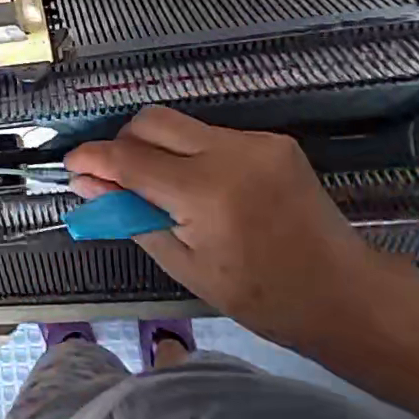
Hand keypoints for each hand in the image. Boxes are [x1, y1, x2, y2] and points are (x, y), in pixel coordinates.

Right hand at [65, 106, 392, 352]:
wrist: (345, 293)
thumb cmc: (263, 297)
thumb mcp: (187, 267)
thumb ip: (133, 217)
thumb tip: (89, 187)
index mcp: (205, 194)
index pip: (130, 159)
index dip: (93, 158)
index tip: (73, 165)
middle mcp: (229, 153)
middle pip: (151, 120)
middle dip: (124, 142)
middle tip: (119, 176)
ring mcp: (255, 141)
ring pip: (180, 124)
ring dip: (159, 147)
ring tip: (167, 188)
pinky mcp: (272, 139)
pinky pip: (212, 133)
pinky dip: (193, 153)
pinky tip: (206, 187)